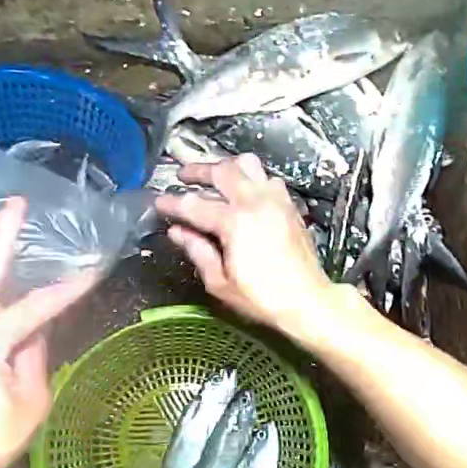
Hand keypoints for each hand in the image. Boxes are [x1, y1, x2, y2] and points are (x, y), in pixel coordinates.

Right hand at [155, 154, 337, 334]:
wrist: (307, 301)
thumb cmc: (264, 298)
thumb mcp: (221, 283)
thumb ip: (198, 252)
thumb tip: (179, 233)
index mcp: (235, 222)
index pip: (195, 205)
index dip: (172, 203)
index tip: (159, 202)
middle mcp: (256, 203)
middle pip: (222, 170)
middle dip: (198, 170)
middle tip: (183, 176)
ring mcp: (277, 201)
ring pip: (249, 166)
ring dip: (228, 168)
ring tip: (215, 178)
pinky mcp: (290, 208)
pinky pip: (268, 180)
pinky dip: (252, 180)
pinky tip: (244, 194)